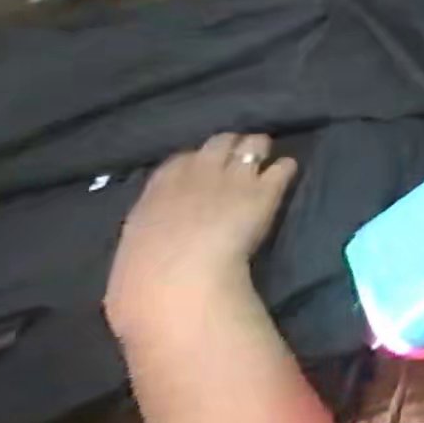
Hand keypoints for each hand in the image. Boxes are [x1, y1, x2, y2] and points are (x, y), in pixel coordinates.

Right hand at [104, 133, 298, 339]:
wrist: (179, 281)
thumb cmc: (144, 277)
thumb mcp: (136, 244)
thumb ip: (153, 227)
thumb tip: (159, 233)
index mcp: (162, 186)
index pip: (184, 158)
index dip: (198, 162)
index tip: (205, 172)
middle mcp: (201, 172)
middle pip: (221, 141)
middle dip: (232, 147)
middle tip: (241, 159)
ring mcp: (236, 177)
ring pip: (255, 144)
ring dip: (261, 149)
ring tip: (266, 159)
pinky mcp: (266, 190)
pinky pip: (284, 166)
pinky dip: (287, 169)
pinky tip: (286, 175)